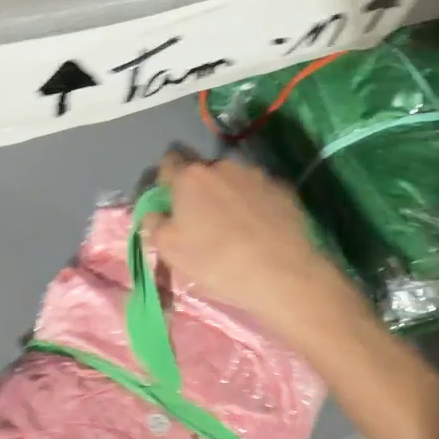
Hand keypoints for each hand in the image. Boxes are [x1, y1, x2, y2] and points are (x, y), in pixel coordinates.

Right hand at [146, 152, 369, 344]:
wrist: (284, 274)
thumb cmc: (217, 262)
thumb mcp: (170, 251)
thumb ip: (153, 224)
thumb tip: (154, 213)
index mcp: (190, 177)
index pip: (167, 163)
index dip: (166, 182)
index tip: (170, 203)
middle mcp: (222, 166)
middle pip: (202, 172)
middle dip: (199, 190)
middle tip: (203, 222)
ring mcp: (256, 174)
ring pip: (233, 180)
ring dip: (228, 196)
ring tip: (236, 228)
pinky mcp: (282, 188)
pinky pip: (259, 192)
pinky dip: (255, 205)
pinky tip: (260, 231)